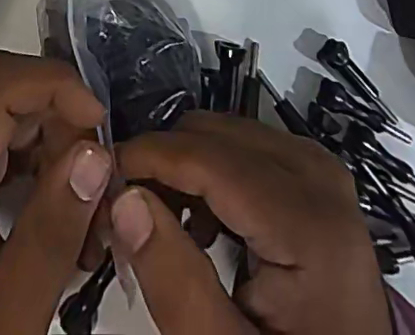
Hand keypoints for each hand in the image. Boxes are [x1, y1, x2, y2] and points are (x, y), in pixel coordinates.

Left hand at [0, 50, 113, 333]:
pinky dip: (44, 158)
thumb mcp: (6, 320)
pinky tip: (59, 211)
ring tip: (85, 219)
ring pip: (18, 111)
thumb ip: (51, 237)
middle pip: (17, 96)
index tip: (99, 125)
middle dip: (71, 130)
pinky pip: (7, 133)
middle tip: (99, 197)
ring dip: (63, 148)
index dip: (57, 85)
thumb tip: (94, 154)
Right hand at [110, 112, 392, 334]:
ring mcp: (317, 167)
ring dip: (180, 168)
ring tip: (156, 227)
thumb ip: (175, 281)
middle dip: (159, 164)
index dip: (145, 159)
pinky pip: (244, 146)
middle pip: (214, 134)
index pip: (209, 156)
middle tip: (121, 219)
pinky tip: (198, 226)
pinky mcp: (312, 171)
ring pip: (224, 133)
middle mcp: (316, 173)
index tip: (97, 185)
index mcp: (308, 219)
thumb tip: (124, 200)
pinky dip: (207, 173)